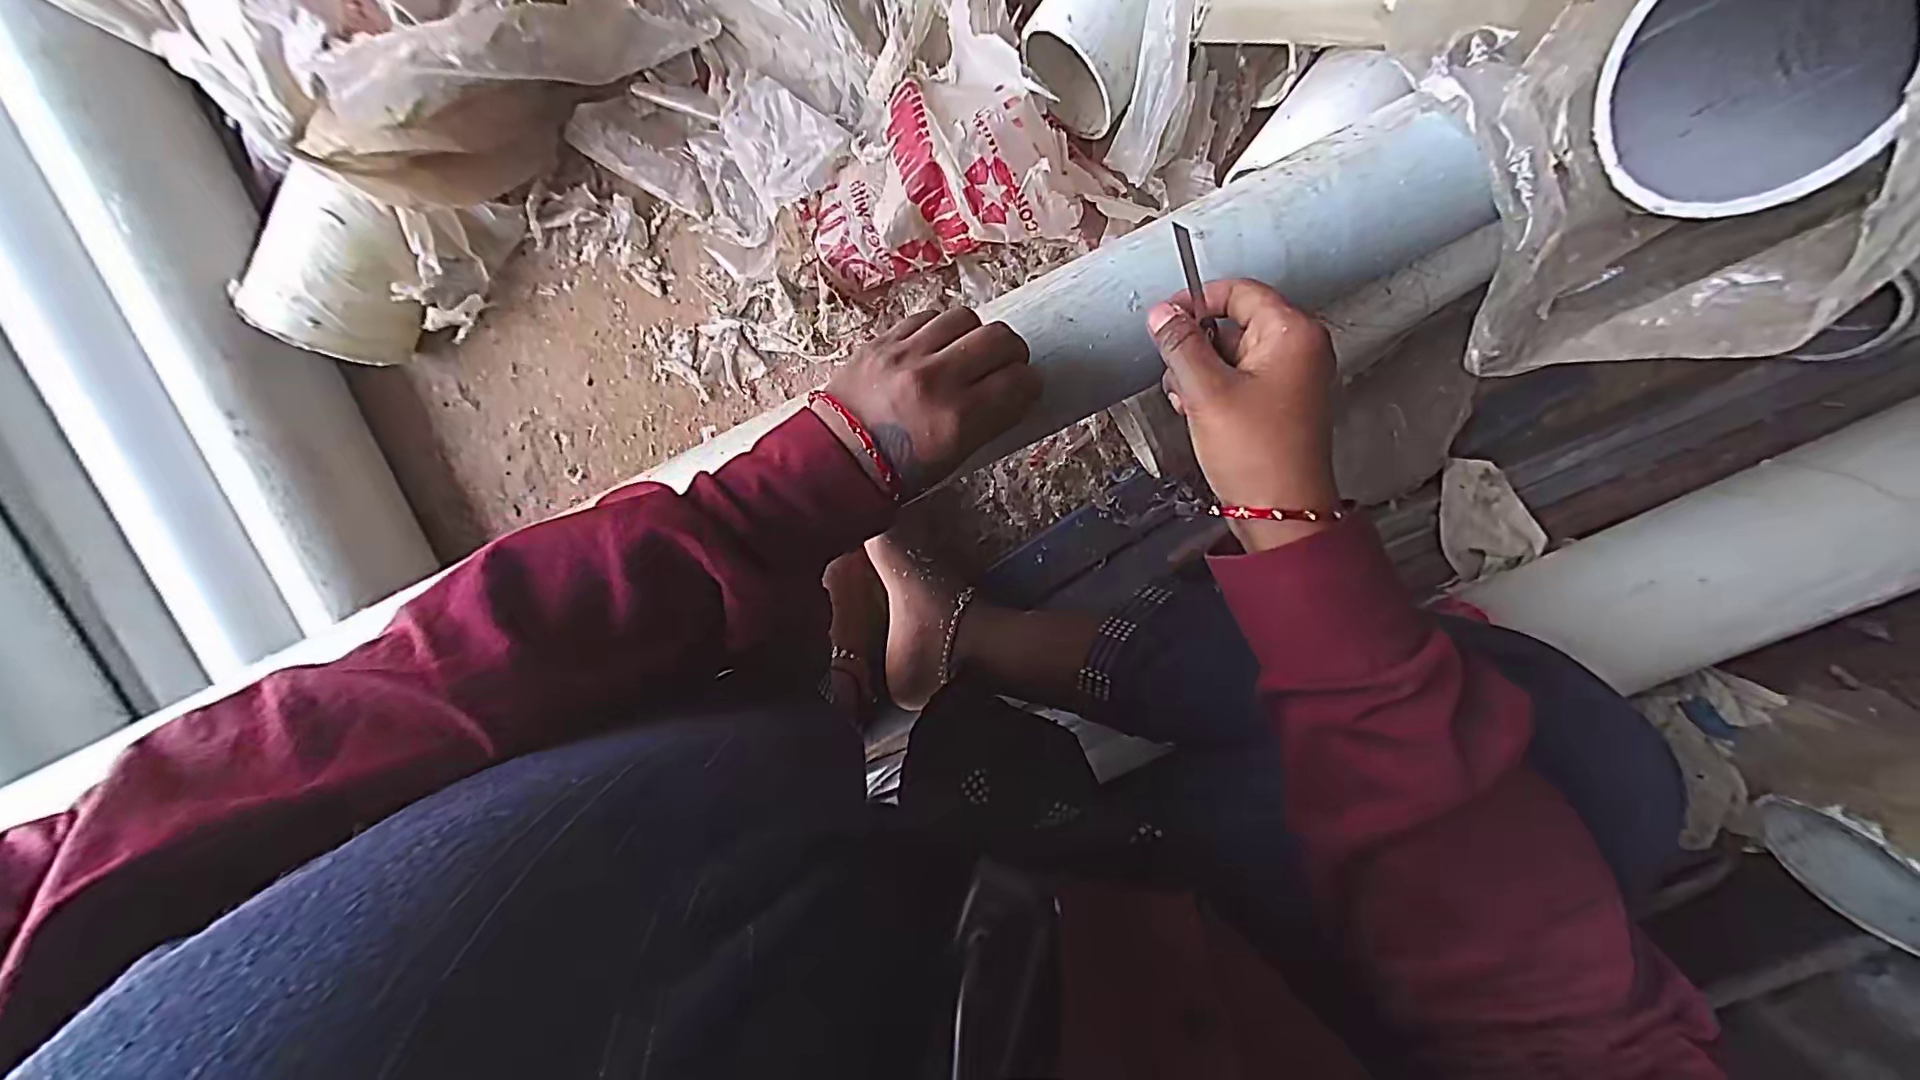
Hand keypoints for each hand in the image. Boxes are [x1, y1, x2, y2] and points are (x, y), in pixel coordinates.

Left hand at [814, 308, 1038, 496]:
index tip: (1023, 389)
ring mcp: (905, 355)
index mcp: (958, 420)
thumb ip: (988, 421)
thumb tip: (1013, 390)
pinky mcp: (881, 341)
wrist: (835, 461)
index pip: (1019, 382)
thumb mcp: (954, 458)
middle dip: (1011, 352)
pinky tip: (933, 349)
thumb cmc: (898, 471)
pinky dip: (937, 331)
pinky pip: (926, 317)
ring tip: (965, 355)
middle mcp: (935, 380)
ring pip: (964, 318)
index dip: (1028, 385)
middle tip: (1004, 365)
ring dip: (974, 336)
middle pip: (999, 339)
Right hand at [1147, 279, 1338, 550]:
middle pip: (1232, 324)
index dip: (1196, 302)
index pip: (1239, 292)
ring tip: (1190, 403)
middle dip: (1195, 349)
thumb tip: (1162, 315)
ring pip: (1230, 355)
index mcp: (1292, 334)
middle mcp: (1298, 350)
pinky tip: (1199, 413)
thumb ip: (1181, 346)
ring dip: (1199, 374)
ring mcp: (1289, 377)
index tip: (1164, 321)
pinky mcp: (1276, 402)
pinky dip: (1213, 391)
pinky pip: (1237, 380)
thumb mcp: (1206, 392)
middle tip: (1179, 378)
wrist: (1278, 510)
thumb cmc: (1257, 454)